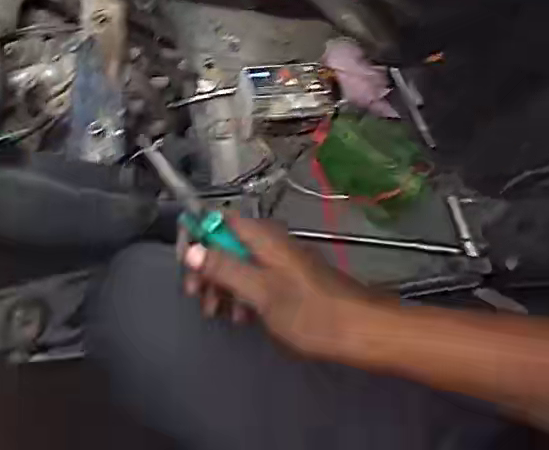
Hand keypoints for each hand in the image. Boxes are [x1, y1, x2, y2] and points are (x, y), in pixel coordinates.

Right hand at [179, 217, 380, 358]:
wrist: (362, 330)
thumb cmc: (311, 310)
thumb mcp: (260, 291)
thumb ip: (223, 268)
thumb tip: (191, 250)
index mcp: (259, 234)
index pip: (213, 218)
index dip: (195, 237)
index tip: (185, 266)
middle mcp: (266, 238)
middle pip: (222, 241)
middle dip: (207, 267)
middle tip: (199, 298)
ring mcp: (277, 256)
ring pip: (236, 261)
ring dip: (222, 284)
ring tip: (219, 313)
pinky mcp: (286, 275)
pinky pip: (253, 275)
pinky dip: (241, 292)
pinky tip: (243, 316)